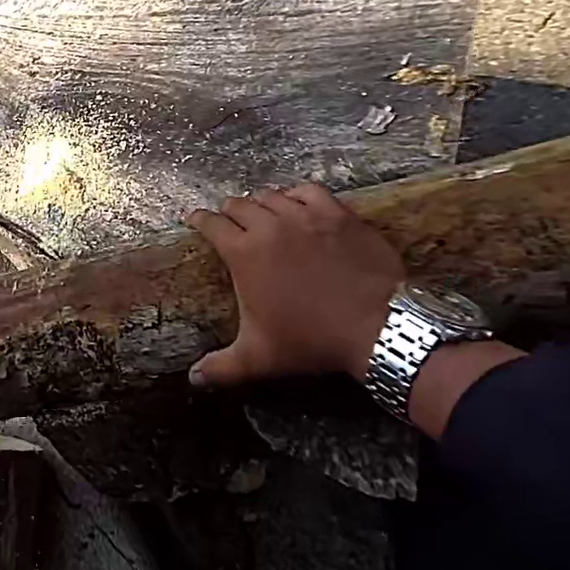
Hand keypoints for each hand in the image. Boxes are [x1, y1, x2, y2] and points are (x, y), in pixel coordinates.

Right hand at [183, 183, 405, 387]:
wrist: (376, 327)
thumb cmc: (311, 340)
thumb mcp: (259, 358)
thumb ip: (221, 367)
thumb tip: (193, 379)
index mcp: (243, 253)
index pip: (211, 224)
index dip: (199, 220)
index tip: (196, 220)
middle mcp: (269, 226)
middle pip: (238, 204)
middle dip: (230, 212)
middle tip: (231, 223)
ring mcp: (305, 216)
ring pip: (271, 195)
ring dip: (261, 203)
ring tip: (263, 213)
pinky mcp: (337, 213)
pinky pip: (308, 190)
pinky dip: (296, 194)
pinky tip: (297, 203)